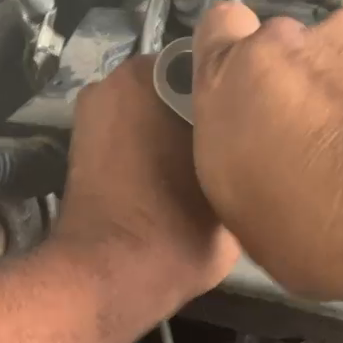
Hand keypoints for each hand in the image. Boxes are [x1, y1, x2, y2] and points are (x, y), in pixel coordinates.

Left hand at [49, 55, 240, 316]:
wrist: (110, 279)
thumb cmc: (176, 230)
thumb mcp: (233, 189)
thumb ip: (245, 153)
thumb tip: (257, 145)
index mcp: (154, 76)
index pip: (210, 62)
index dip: (238, 89)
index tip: (260, 118)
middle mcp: (116, 82)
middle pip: (178, 86)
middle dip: (203, 109)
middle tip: (240, 143)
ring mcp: (93, 116)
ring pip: (153, 112)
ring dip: (177, 131)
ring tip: (212, 165)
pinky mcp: (83, 150)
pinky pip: (132, 136)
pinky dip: (152, 150)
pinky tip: (179, 181)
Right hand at [191, 3, 342, 297]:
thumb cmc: (322, 239)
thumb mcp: (255, 222)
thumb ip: (251, 165)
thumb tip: (269, 161)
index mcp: (228, 90)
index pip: (219, 29)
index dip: (241, 55)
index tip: (263, 91)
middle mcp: (279, 46)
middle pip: (289, 48)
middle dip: (306, 82)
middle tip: (334, 138)